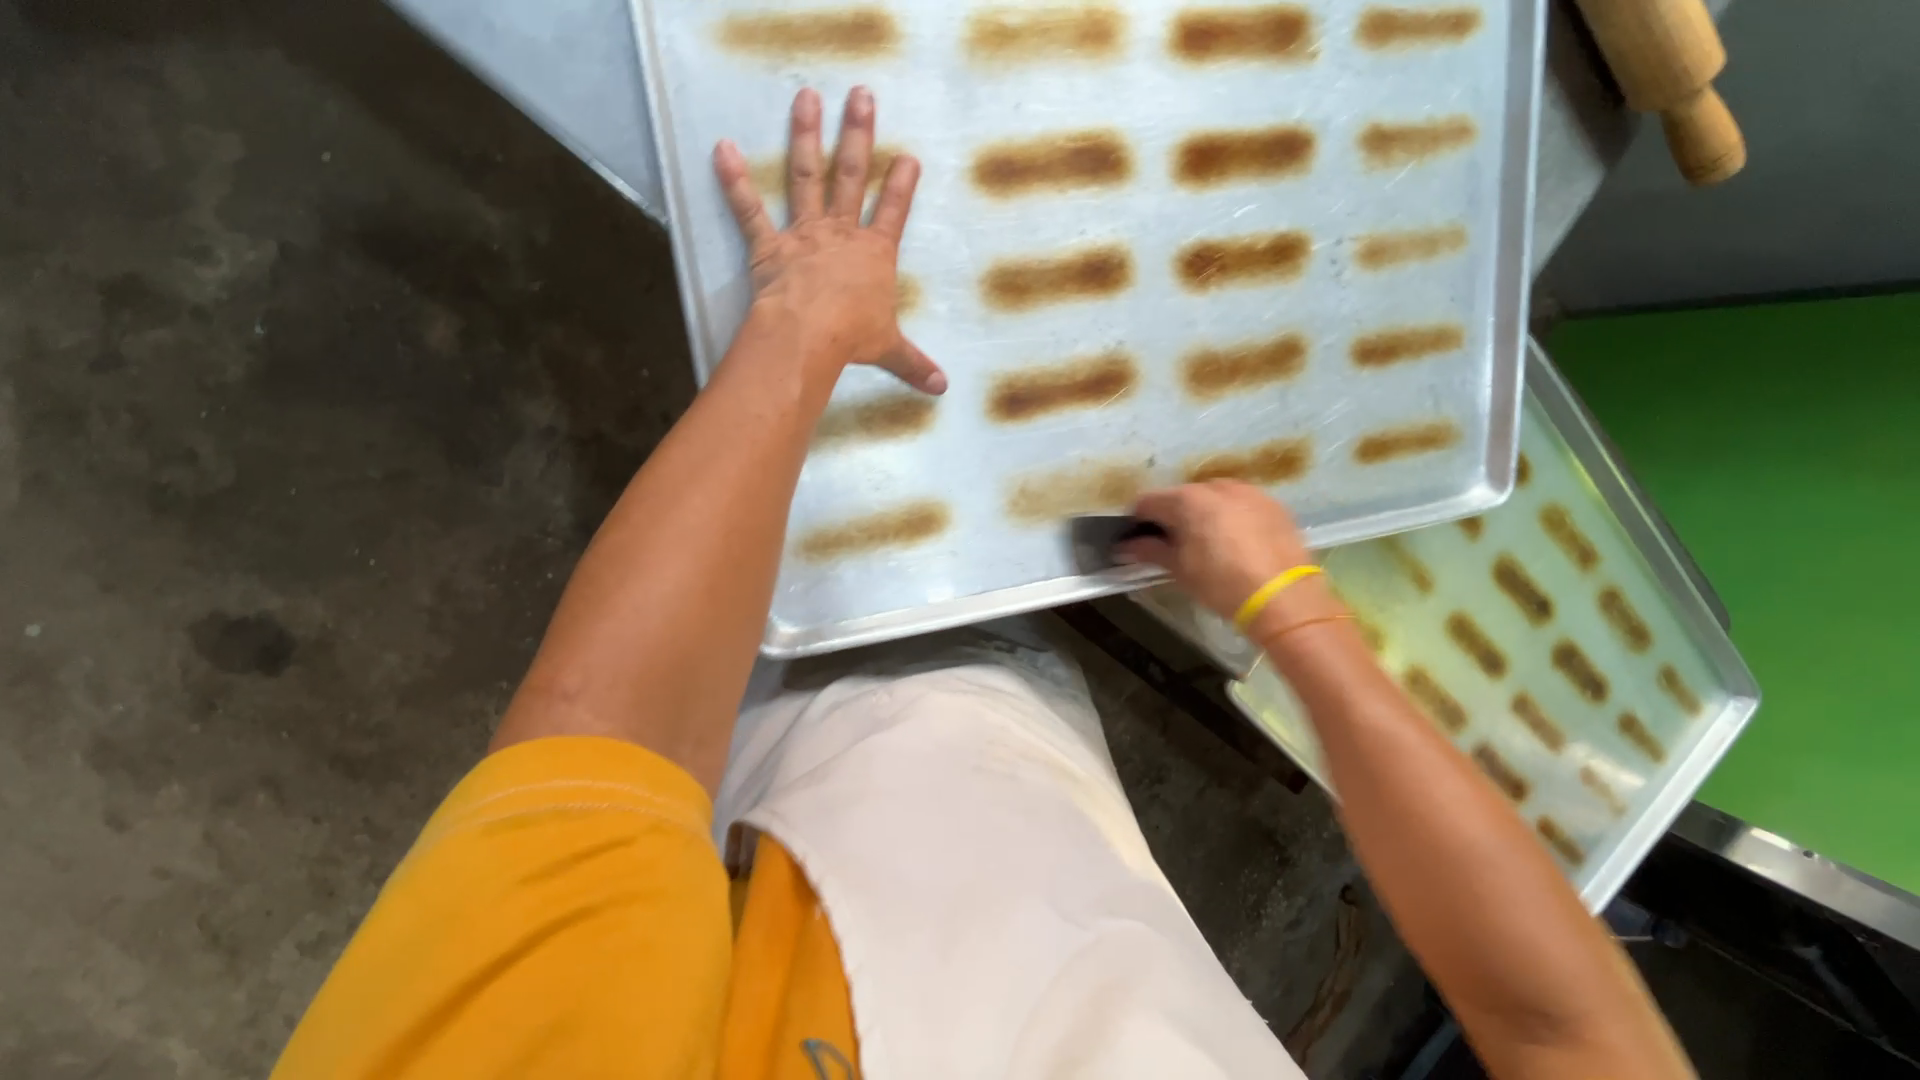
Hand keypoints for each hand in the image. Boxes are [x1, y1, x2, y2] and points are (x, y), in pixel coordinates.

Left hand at [712, 87, 945, 394]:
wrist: (811, 335)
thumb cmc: (853, 338)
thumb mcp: (889, 349)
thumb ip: (913, 363)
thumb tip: (941, 388)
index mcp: (874, 255)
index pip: (893, 213)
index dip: (902, 186)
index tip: (908, 156)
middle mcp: (841, 234)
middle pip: (851, 176)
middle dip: (858, 135)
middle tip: (861, 95)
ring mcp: (804, 235)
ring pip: (805, 177)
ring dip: (805, 136)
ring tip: (805, 97)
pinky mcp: (769, 246)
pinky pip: (749, 210)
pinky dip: (734, 181)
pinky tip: (722, 149)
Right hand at [1119, 481, 1340, 639]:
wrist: (1284, 598)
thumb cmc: (1222, 584)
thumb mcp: (1180, 571)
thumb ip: (1150, 551)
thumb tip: (1125, 547)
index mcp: (1187, 500)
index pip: (1148, 501)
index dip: (1138, 520)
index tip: (1137, 539)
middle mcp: (1216, 487)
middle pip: (1182, 496)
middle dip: (1173, 516)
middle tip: (1173, 544)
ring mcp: (1249, 492)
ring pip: (1214, 497)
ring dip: (1204, 514)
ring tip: (1207, 543)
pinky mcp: (1274, 504)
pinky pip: (1241, 504)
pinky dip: (1232, 517)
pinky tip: (1236, 542)